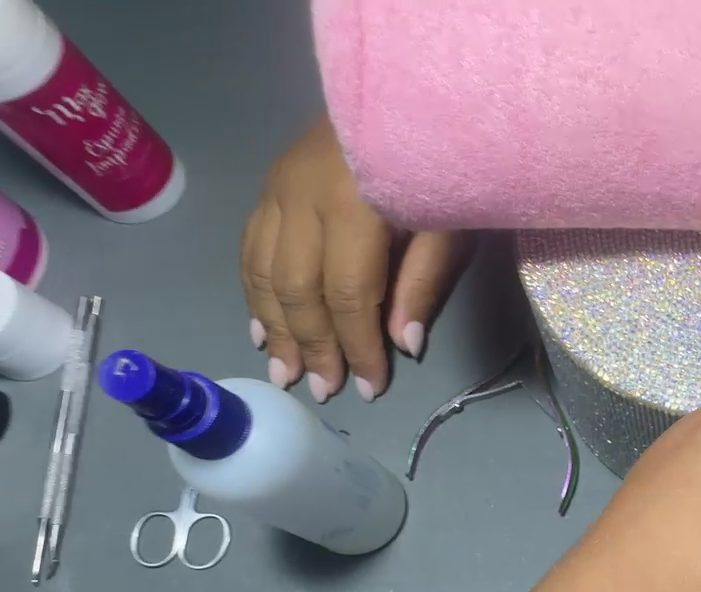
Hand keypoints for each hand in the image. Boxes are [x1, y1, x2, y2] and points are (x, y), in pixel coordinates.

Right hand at [240, 119, 473, 402]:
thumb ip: (422, 283)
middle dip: (311, 346)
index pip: (348, 297)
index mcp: (350, 208)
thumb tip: (404, 345)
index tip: (366, 388)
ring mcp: (277, 187)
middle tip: (321, 391)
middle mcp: (300, 198)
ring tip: (284, 371)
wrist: (408, 92)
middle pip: (298, 289)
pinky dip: (255, 290)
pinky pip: (252, 246)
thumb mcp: (449, 225)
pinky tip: (262, 326)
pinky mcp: (270, 182)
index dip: (357, 347)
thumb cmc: (441, 162)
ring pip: (264, 270)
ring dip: (274, 327)